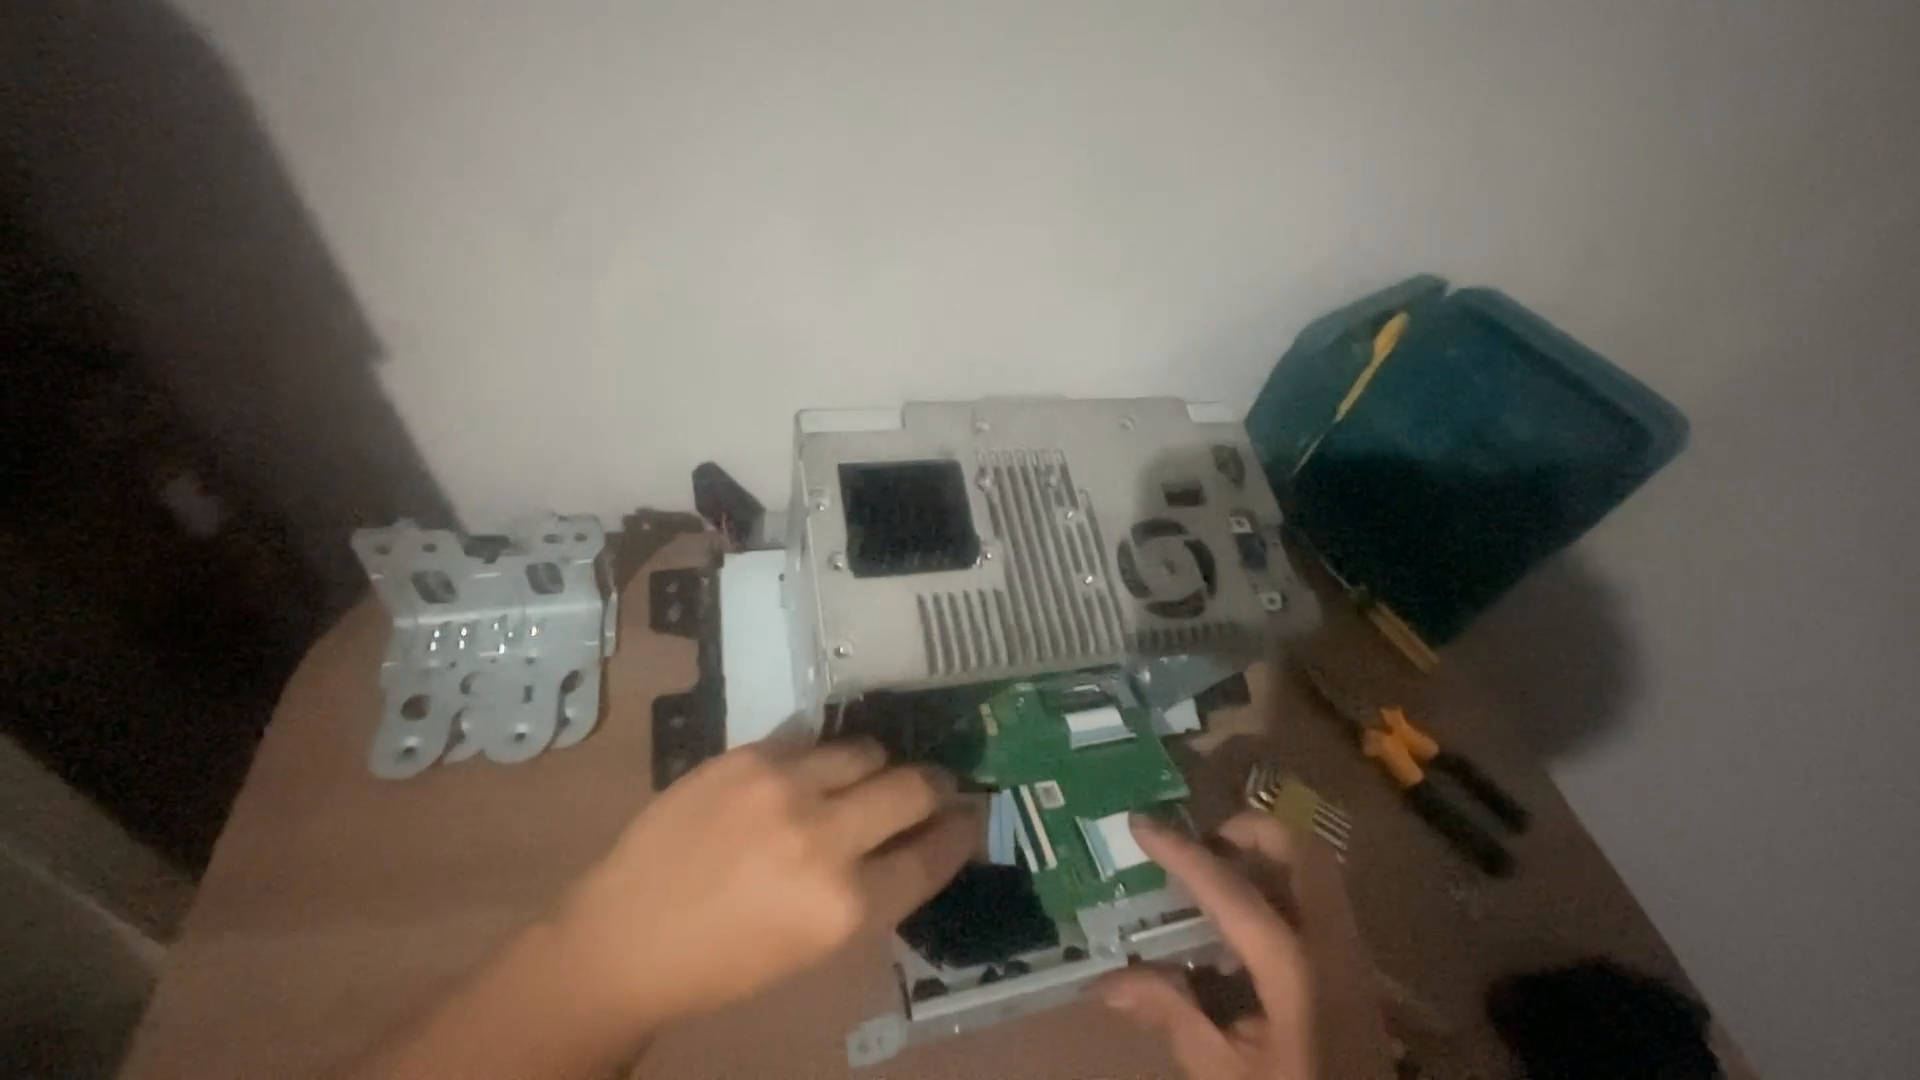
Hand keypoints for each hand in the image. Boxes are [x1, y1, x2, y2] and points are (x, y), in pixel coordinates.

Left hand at [559, 738, 976, 1028]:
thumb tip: (918, 842)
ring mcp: (783, 786)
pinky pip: (811, 740)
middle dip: (937, 786)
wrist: (625, 937)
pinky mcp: (747, 755)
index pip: (932, 855)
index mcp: (844, 906)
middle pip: (913, 788)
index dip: (962, 832)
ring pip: (867, 750)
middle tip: (938, 786)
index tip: (973, 816)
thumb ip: (873, 889)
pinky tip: (812, 770)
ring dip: (878, 765)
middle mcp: (823, 837)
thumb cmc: (726, 961)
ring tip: (868, 775)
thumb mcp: (815, 947)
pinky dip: (822, 757)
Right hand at [1096, 812, 1381, 1078]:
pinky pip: (1320, 903)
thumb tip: (1107, 983)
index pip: (1231, 892)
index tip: (1140, 823)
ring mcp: (1354, 959)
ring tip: (1216, 879)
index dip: (1182, 854)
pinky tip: (1243, 934)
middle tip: (1203, 842)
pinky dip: (1281, 890)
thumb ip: (1172, 1015)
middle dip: (1252, 831)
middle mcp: (1334, 949)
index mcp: (1298, 972)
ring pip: (1318, 874)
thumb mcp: (1226, 1076)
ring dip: (1268, 858)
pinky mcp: (1358, 974)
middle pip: (1304, 853)